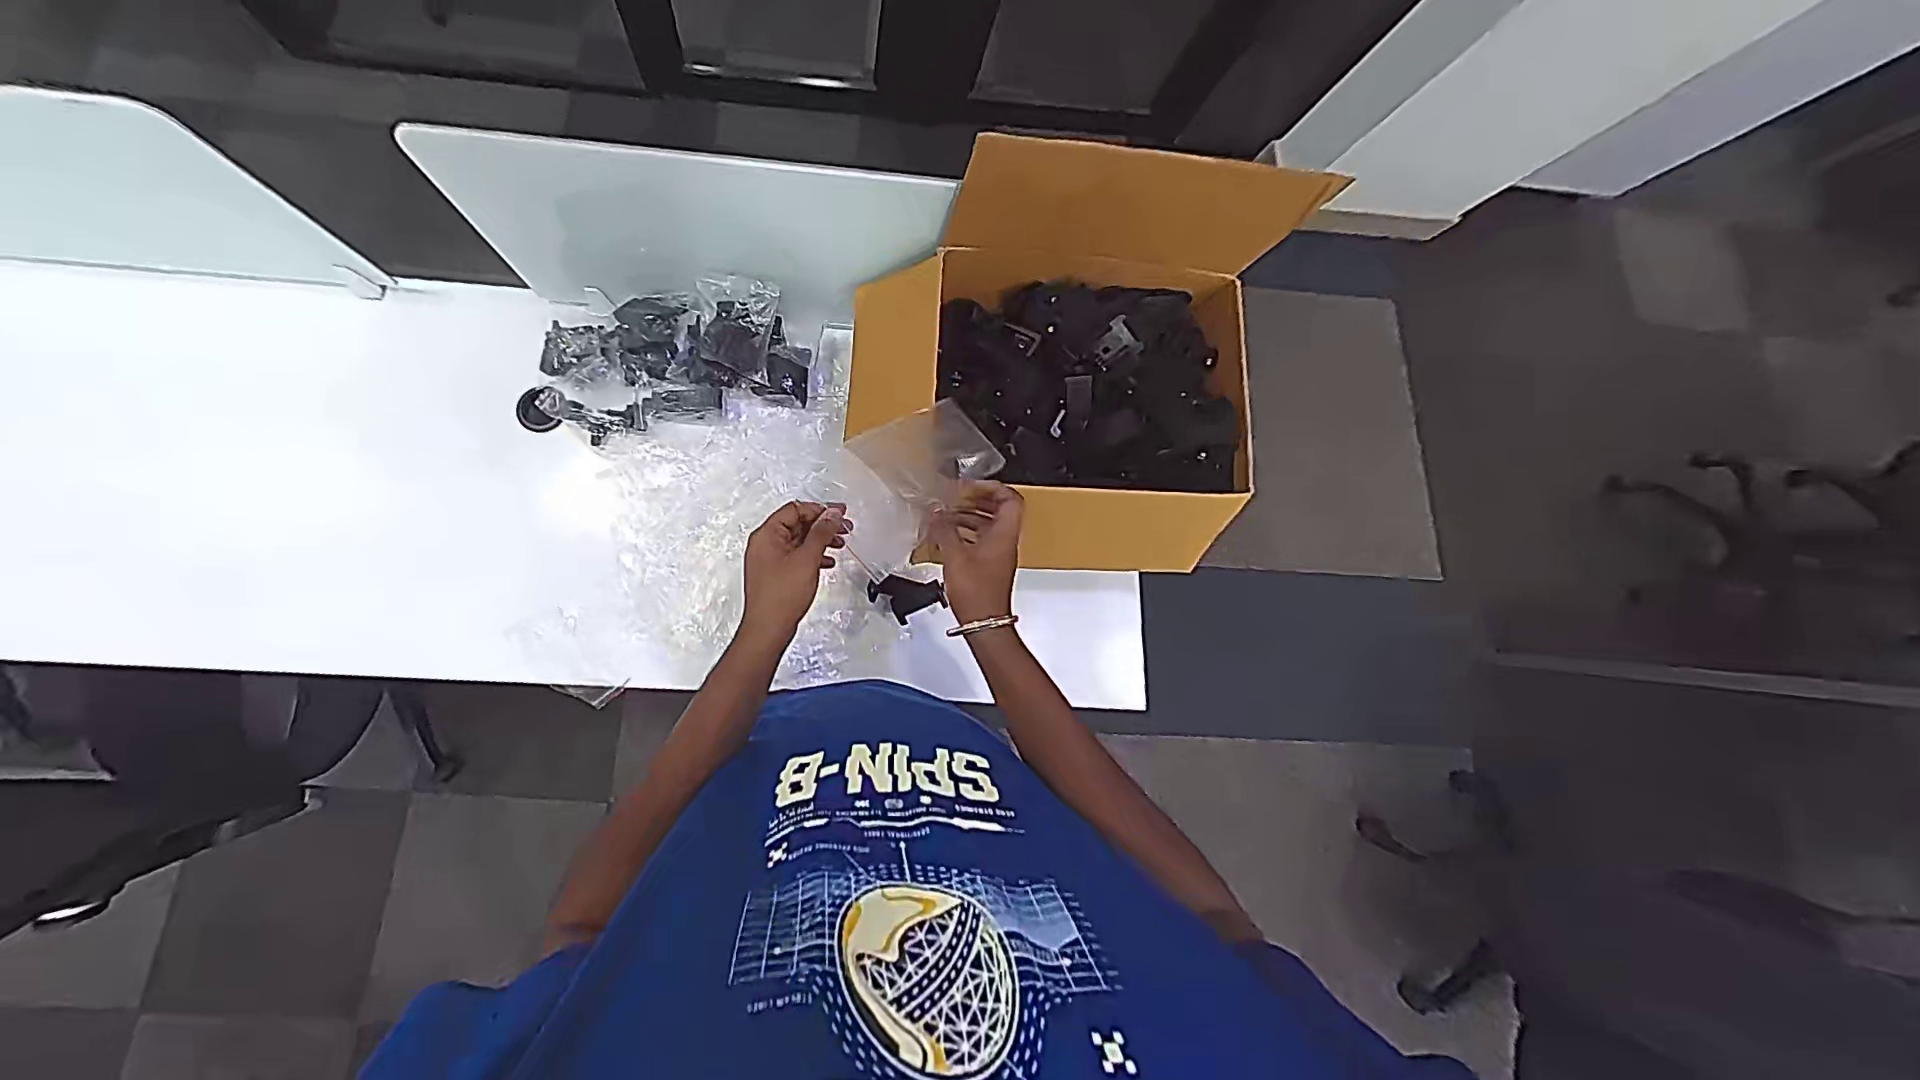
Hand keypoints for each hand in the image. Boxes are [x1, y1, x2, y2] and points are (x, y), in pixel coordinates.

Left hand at [741, 501, 849, 643]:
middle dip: (822, 524)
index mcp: (767, 535)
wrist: (769, 627)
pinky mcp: (776, 573)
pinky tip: (826, 561)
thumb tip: (831, 515)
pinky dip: (813, 554)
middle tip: (843, 526)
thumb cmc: (780, 597)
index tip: (838, 513)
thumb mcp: (807, 558)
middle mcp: (764, 544)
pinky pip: (797, 555)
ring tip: (838, 542)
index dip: (819, 509)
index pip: (795, 509)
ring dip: (820, 539)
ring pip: (799, 539)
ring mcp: (769, 559)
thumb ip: (821, 533)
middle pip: (797, 523)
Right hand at [929, 482, 1022, 622]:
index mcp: (1004, 535)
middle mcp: (1005, 542)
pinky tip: (950, 535)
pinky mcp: (991, 565)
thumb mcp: (955, 556)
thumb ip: (944, 530)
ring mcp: (999, 554)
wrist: (984, 621)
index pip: (1010, 499)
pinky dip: (968, 531)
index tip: (972, 486)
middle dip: (979, 499)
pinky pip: (983, 539)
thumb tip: (937, 513)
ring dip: (971, 515)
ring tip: (950, 512)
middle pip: (1001, 510)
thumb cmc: (977, 594)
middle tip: (959, 496)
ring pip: (990, 525)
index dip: (992, 487)